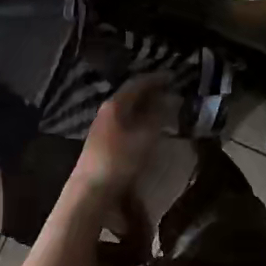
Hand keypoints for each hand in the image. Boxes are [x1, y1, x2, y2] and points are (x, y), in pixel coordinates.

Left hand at [73, 74, 177, 202]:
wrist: (91, 189)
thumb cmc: (118, 161)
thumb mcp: (144, 138)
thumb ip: (157, 116)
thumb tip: (169, 98)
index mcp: (114, 105)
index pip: (136, 84)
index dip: (156, 79)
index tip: (175, 76)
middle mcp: (106, 111)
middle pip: (131, 95)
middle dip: (152, 91)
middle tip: (173, 90)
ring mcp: (103, 125)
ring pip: (128, 108)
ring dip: (146, 106)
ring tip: (166, 107)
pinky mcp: (103, 140)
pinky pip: (125, 121)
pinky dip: (140, 118)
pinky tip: (149, 126)